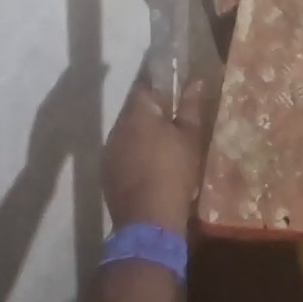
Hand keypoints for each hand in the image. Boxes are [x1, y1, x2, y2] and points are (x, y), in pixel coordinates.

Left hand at [102, 77, 209, 230]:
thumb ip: (191, 105)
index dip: (158, 80)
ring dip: (141, 130)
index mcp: (137, 112)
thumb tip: (195, 80)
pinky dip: (134, 150)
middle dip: (151, 108)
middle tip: (172, 112)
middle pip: (134, 107)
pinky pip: (121, 151)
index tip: (173, 82)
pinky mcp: (106, 172)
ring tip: (162, 138)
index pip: (144, 83)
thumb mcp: (191, 136)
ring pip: (127, 130)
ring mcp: (109, 151)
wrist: (149, 221)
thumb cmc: (174, 171)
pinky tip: (149, 162)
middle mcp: (117, 126)